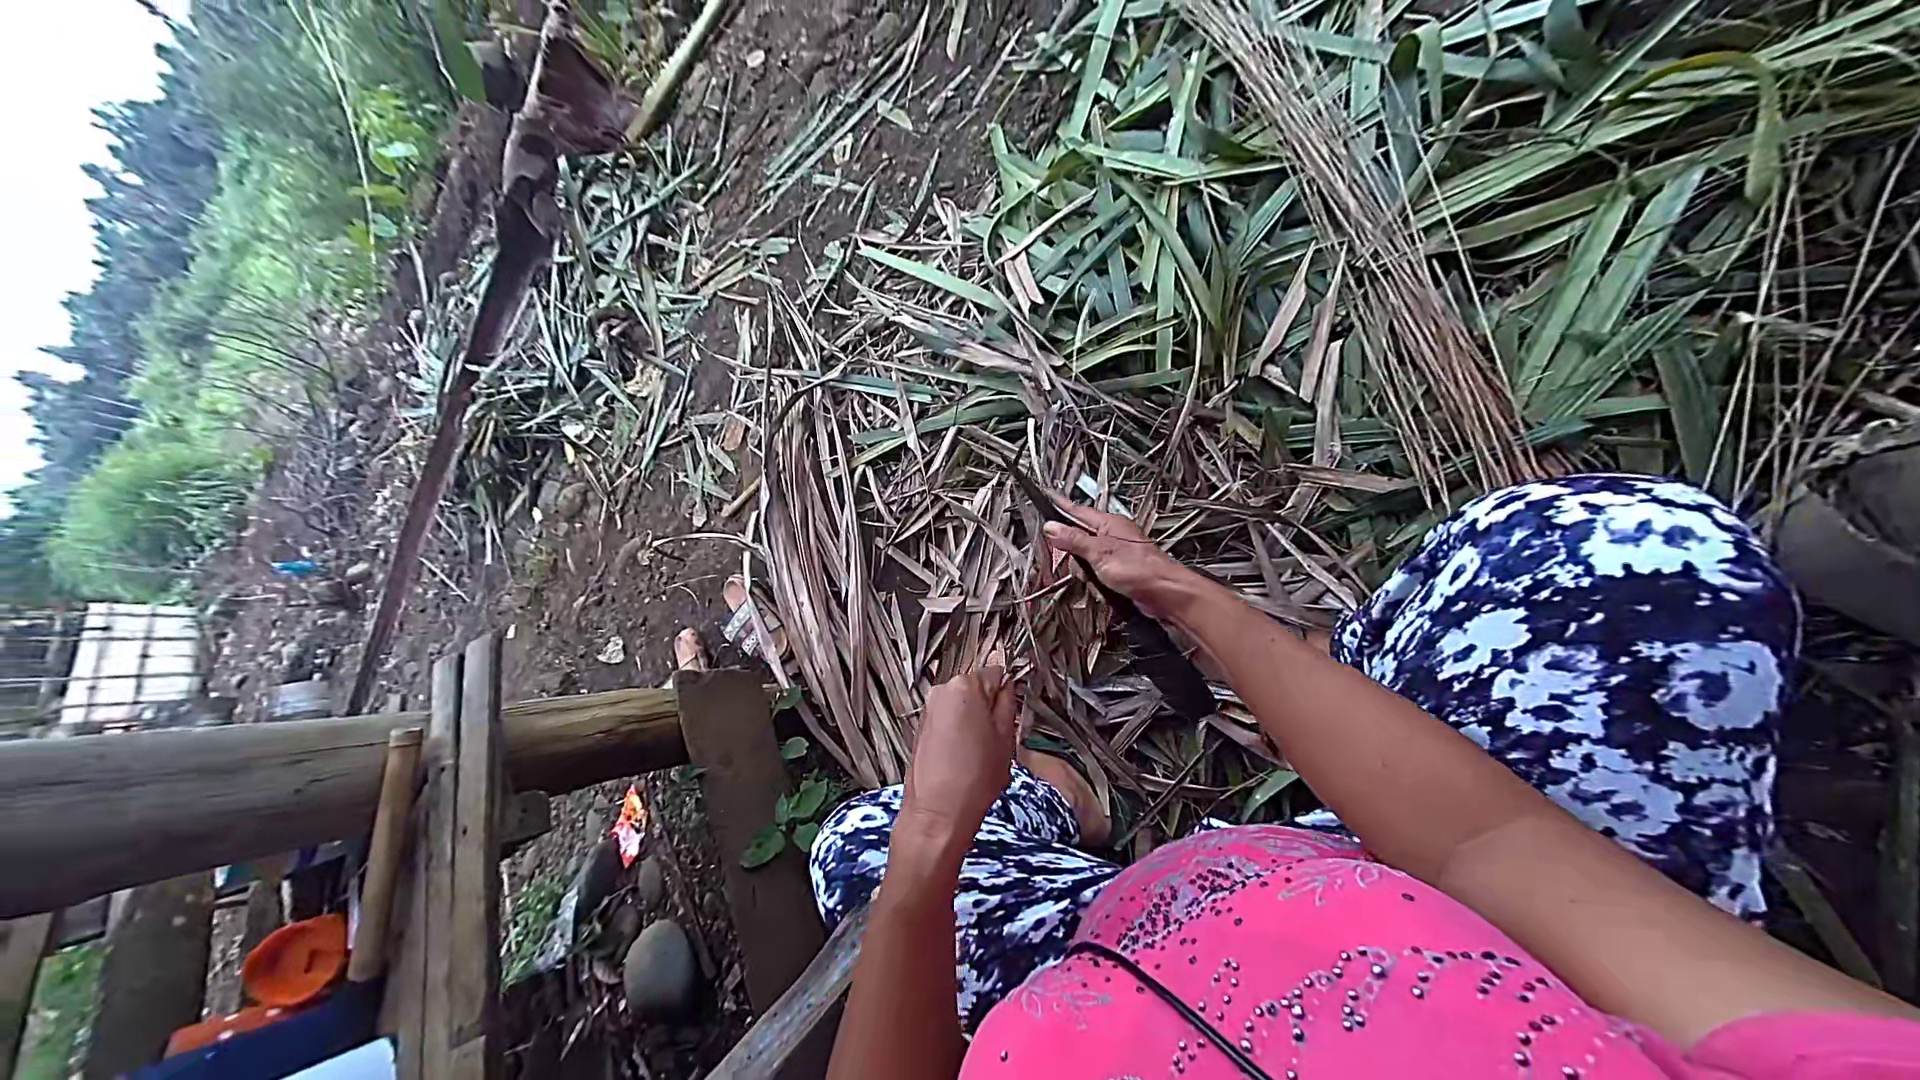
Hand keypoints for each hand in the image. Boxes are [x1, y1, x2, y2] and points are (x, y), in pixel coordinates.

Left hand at [900, 667, 1018, 850]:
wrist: (937, 814)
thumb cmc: (975, 778)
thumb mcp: (1005, 737)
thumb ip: (1007, 703)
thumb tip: (1007, 686)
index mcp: (964, 686)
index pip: (996, 674)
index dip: (1007, 696)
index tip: (1010, 717)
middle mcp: (941, 690)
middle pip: (977, 689)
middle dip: (989, 709)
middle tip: (997, 739)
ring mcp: (928, 709)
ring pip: (963, 706)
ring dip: (974, 722)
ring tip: (980, 753)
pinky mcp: (921, 727)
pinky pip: (948, 720)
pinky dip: (959, 733)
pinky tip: (964, 758)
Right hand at [1042, 501, 1206, 620]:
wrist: (1165, 593)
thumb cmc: (1142, 569)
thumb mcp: (1099, 552)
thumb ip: (1073, 539)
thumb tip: (1052, 527)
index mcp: (1109, 523)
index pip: (1078, 511)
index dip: (1061, 508)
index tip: (1048, 499)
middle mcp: (1113, 536)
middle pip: (1079, 539)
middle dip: (1074, 555)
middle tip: (1078, 564)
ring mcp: (1117, 554)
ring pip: (1086, 560)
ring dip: (1086, 573)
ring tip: (1095, 579)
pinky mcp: (1120, 572)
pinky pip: (1097, 574)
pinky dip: (1097, 583)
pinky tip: (1103, 588)